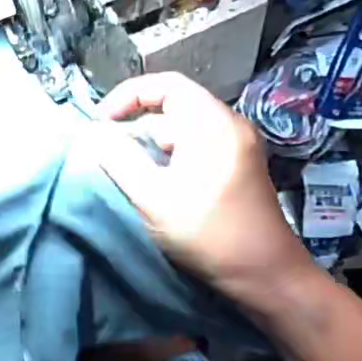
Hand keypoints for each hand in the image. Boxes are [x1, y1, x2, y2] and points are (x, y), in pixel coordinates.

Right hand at [92, 73, 327, 310]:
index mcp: (213, 123)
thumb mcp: (153, 197)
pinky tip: (156, 186)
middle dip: (136, 127)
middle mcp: (230, 125)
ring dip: (151, 147)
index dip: (128, 96)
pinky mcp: (237, 168)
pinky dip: (170, 159)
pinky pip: (195, 148)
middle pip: (173, 107)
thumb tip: (95, 135)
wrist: (267, 277)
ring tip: (129, 176)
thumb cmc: (209, 234)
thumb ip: (119, 160)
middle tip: (110, 155)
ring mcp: (237, 147)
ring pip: (182, 131)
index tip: (102, 123)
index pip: (165, 84)